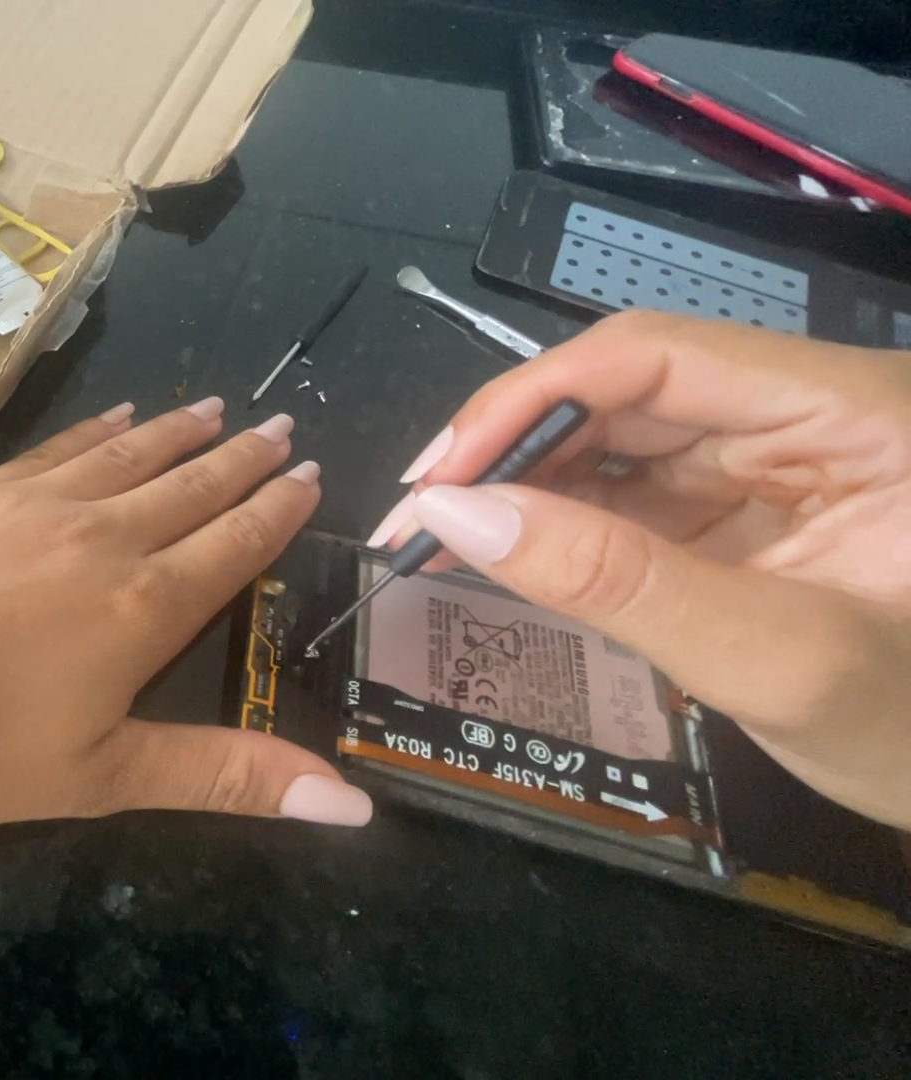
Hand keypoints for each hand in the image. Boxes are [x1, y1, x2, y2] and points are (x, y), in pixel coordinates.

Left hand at [0, 398, 369, 831]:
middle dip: (242, 460)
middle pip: (189, 486)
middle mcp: (98, 537)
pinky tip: (115, 416)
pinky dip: (96, 430)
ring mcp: (30, 504)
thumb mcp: (96, 780)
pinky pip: (56, 448)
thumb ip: (221, 777)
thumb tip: (354, 805)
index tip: (310, 475)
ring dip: (178, 433)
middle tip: (282, 428)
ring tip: (217, 410)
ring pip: (126, 455)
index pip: (232, 545)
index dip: (276, 510)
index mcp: (139, 608)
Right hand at [369, 312, 910, 826]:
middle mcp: (802, 411)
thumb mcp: (772, 663)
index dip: (524, 403)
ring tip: (429, 538)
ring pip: (594, 437)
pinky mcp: (721, 500)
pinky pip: (605, 486)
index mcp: (859, 414)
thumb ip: (611, 580)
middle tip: (415, 520)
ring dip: (503, 483)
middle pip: (610, 391)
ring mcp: (758, 455)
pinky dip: (533, 515)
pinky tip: (483, 545)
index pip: (652, 359)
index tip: (438, 479)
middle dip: (497, 450)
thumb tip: (450, 513)